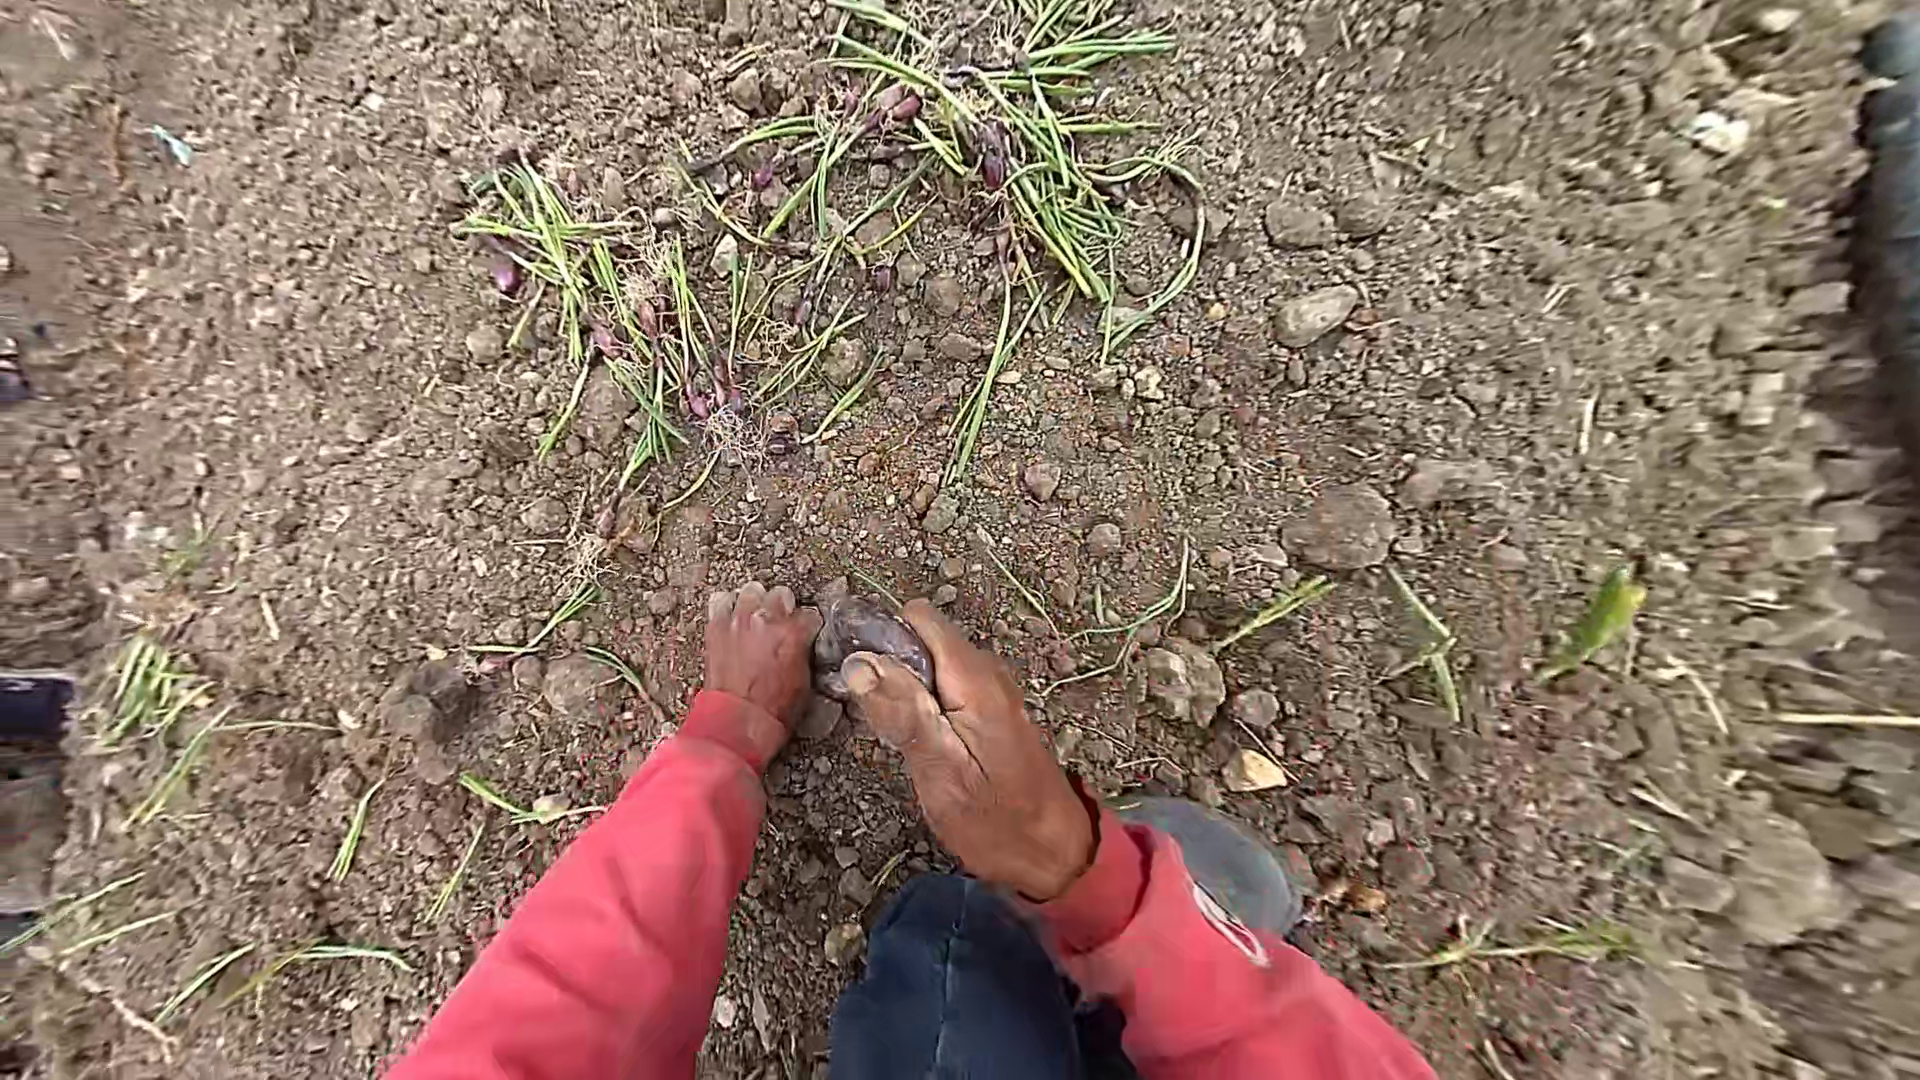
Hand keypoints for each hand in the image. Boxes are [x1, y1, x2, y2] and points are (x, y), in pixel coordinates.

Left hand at [705, 582, 822, 733]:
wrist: (737, 723)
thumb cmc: (772, 710)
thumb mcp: (804, 680)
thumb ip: (803, 650)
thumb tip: (802, 643)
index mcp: (794, 632)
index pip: (809, 613)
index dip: (808, 624)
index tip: (805, 631)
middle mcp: (766, 620)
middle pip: (780, 594)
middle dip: (783, 607)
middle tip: (781, 621)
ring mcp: (739, 621)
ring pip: (751, 591)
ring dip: (755, 602)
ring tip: (756, 615)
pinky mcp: (716, 628)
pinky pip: (721, 602)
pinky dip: (727, 608)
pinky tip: (733, 618)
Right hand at [841, 599, 1094, 900]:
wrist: (1055, 852)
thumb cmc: (997, 821)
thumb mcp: (942, 773)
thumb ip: (903, 713)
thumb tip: (861, 663)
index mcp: (974, 676)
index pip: (919, 618)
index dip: (884, 637)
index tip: (862, 677)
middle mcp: (987, 668)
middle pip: (924, 637)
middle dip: (892, 666)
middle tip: (881, 720)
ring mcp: (993, 686)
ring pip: (933, 661)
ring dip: (907, 687)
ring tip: (900, 736)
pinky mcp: (992, 705)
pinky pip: (947, 683)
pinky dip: (927, 701)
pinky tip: (924, 741)